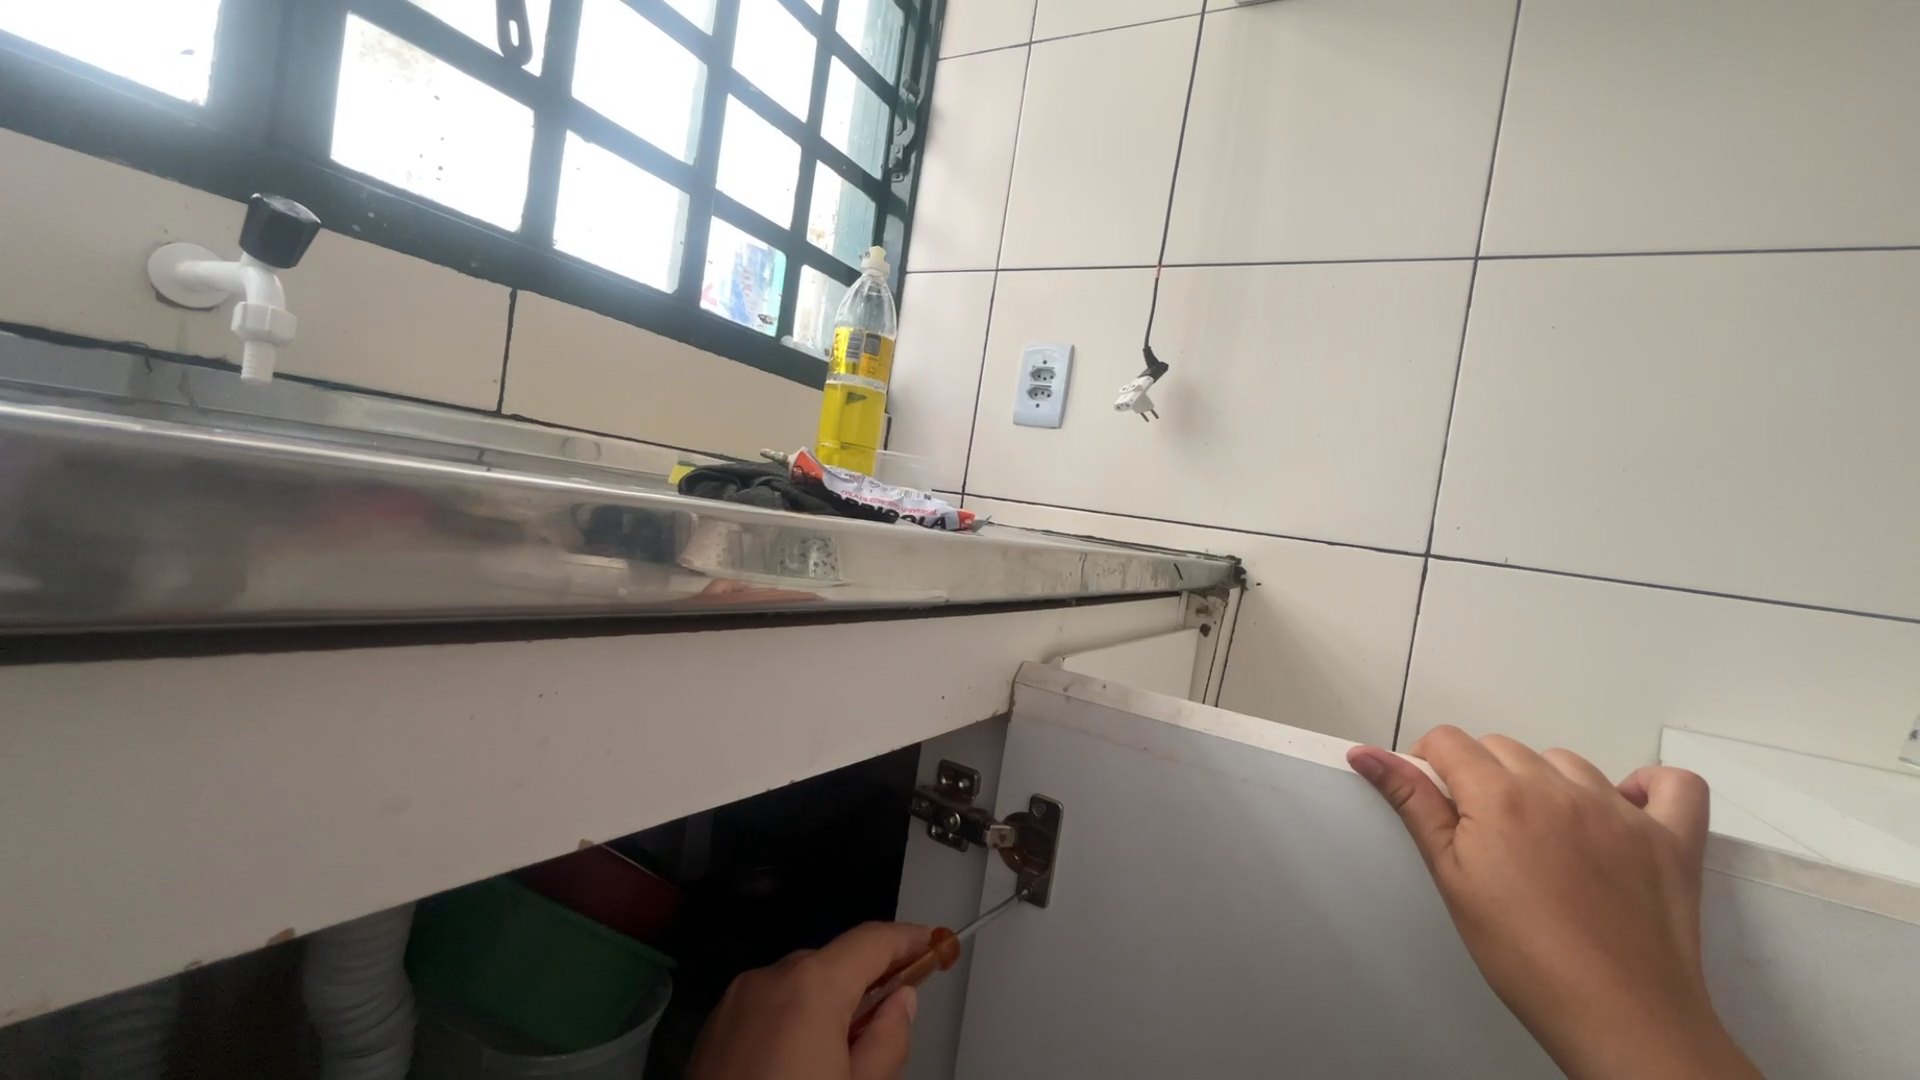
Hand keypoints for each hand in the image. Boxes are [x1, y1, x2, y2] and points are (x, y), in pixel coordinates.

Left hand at [686, 921, 927, 1079]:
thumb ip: (888, 1039)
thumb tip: (901, 1000)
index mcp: (812, 984)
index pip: (873, 940)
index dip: (909, 939)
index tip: (936, 944)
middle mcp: (771, 976)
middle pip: (835, 963)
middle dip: (866, 984)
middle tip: (890, 1023)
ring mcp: (737, 999)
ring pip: (800, 984)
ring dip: (829, 1004)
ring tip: (840, 1057)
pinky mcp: (713, 1026)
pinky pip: (769, 1005)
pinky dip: (793, 1019)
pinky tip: (797, 1065)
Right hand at [1347, 728, 1761, 1079]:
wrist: (1617, 1018)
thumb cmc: (1522, 952)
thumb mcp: (1449, 874)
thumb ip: (1412, 802)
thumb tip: (1368, 754)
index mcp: (1498, 794)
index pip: (1447, 740)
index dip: (1429, 764)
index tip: (1432, 799)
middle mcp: (1558, 788)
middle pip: (1500, 746)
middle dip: (1481, 774)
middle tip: (1481, 829)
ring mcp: (1621, 810)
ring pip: (1564, 760)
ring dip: (1543, 780)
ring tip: (1539, 831)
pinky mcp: (1672, 839)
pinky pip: (1674, 785)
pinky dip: (1647, 786)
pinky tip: (1624, 805)